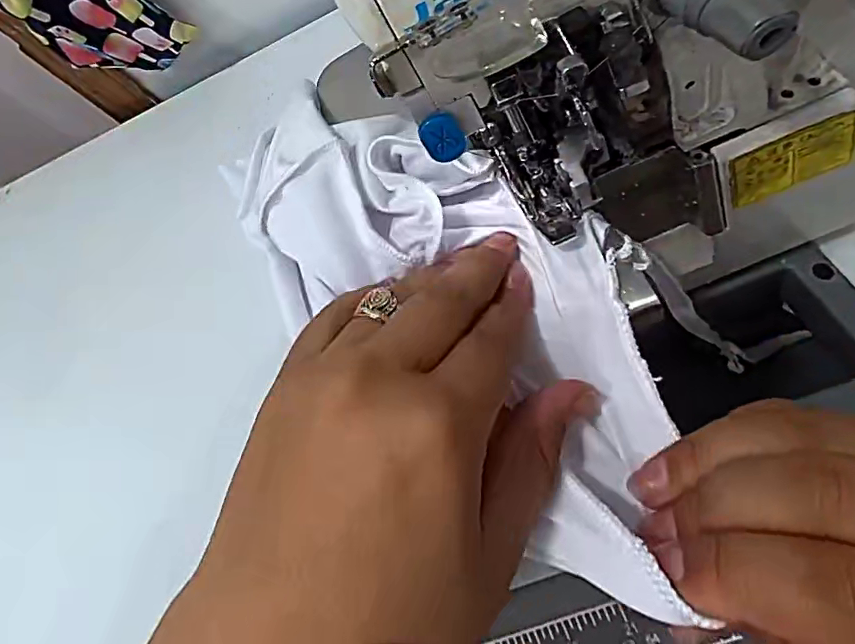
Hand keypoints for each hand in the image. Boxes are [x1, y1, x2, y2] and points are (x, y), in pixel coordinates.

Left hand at [151, 234, 595, 643]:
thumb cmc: (390, 622)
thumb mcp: (485, 558)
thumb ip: (529, 462)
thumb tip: (568, 396)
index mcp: (437, 424)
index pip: (489, 341)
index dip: (511, 307)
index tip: (522, 282)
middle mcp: (378, 380)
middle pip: (439, 303)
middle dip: (475, 271)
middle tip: (498, 248)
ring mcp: (324, 374)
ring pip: (387, 300)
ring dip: (426, 279)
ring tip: (454, 266)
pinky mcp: (285, 383)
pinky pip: (332, 316)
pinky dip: (367, 297)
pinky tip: (385, 295)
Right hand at [629, 401, 854, 643]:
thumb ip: (798, 643)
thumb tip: (696, 606)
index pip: (845, 584)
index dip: (736, 572)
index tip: (674, 578)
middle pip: (822, 488)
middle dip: (713, 501)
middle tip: (656, 525)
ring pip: (818, 432)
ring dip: (717, 449)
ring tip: (662, 479)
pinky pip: (829, 420)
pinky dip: (752, 430)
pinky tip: (712, 451)